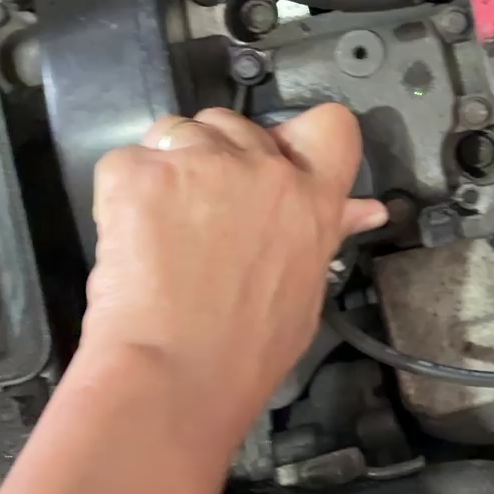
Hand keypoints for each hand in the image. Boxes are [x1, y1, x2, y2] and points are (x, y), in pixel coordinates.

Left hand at [83, 106, 386, 433]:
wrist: (176, 371)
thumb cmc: (252, 345)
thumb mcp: (307, 283)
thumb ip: (329, 231)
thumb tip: (370, 211)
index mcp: (314, 195)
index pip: (331, 125)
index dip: (299, 134)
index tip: (277, 156)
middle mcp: (265, 166)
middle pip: (236, 122)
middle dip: (217, 152)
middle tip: (202, 204)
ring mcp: (202, 164)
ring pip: (176, 131)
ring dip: (168, 164)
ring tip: (160, 219)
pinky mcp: (141, 173)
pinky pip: (128, 160)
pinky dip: (123, 189)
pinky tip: (129, 231)